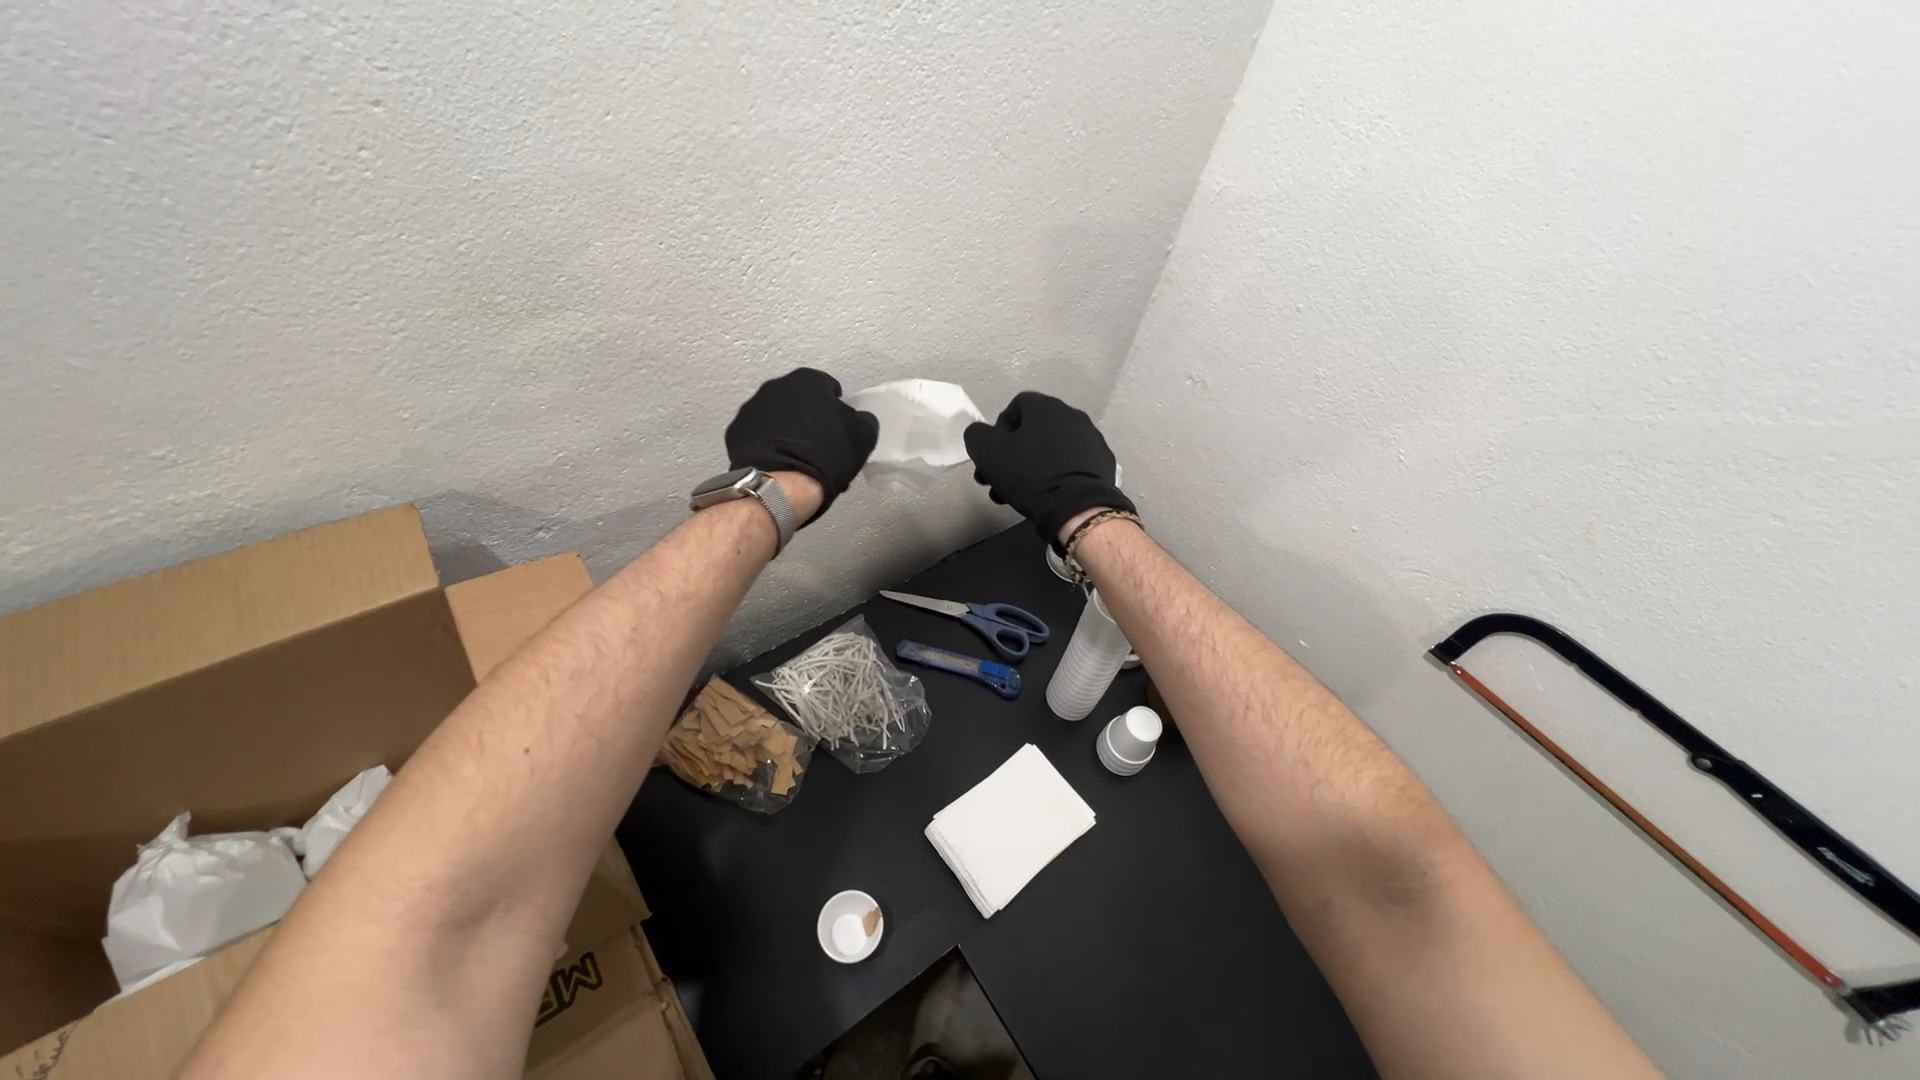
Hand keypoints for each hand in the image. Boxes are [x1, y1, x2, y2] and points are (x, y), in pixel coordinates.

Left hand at [726, 369, 878, 524]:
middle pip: (799, 400)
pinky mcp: (736, 431)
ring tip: (798, 457)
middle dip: (808, 419)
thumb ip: (862, 420)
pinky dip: (767, 444)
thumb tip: (859, 419)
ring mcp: (752, 408)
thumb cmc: (826, 456)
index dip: (836, 410)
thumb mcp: (863, 437)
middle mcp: (777, 386)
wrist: (784, 484)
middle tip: (819, 446)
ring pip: (776, 417)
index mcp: (809, 380)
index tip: (839, 429)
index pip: (828, 388)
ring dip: (786, 430)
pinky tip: (779, 463)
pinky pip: (757, 435)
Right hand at [964, 391, 1135, 549]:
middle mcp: (1072, 416)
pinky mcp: (1102, 463)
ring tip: (1018, 494)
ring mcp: (1091, 440)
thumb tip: (982, 434)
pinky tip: (1047, 495)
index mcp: (1046, 407)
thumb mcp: (988, 453)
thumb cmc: (1030, 476)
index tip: (993, 454)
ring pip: (1051, 450)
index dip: (1000, 429)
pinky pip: (1071, 465)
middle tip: (999, 480)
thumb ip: (977, 435)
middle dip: (1012, 455)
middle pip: (1034, 431)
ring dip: (1031, 467)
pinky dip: (1057, 475)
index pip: (1016, 406)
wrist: (1077, 508)